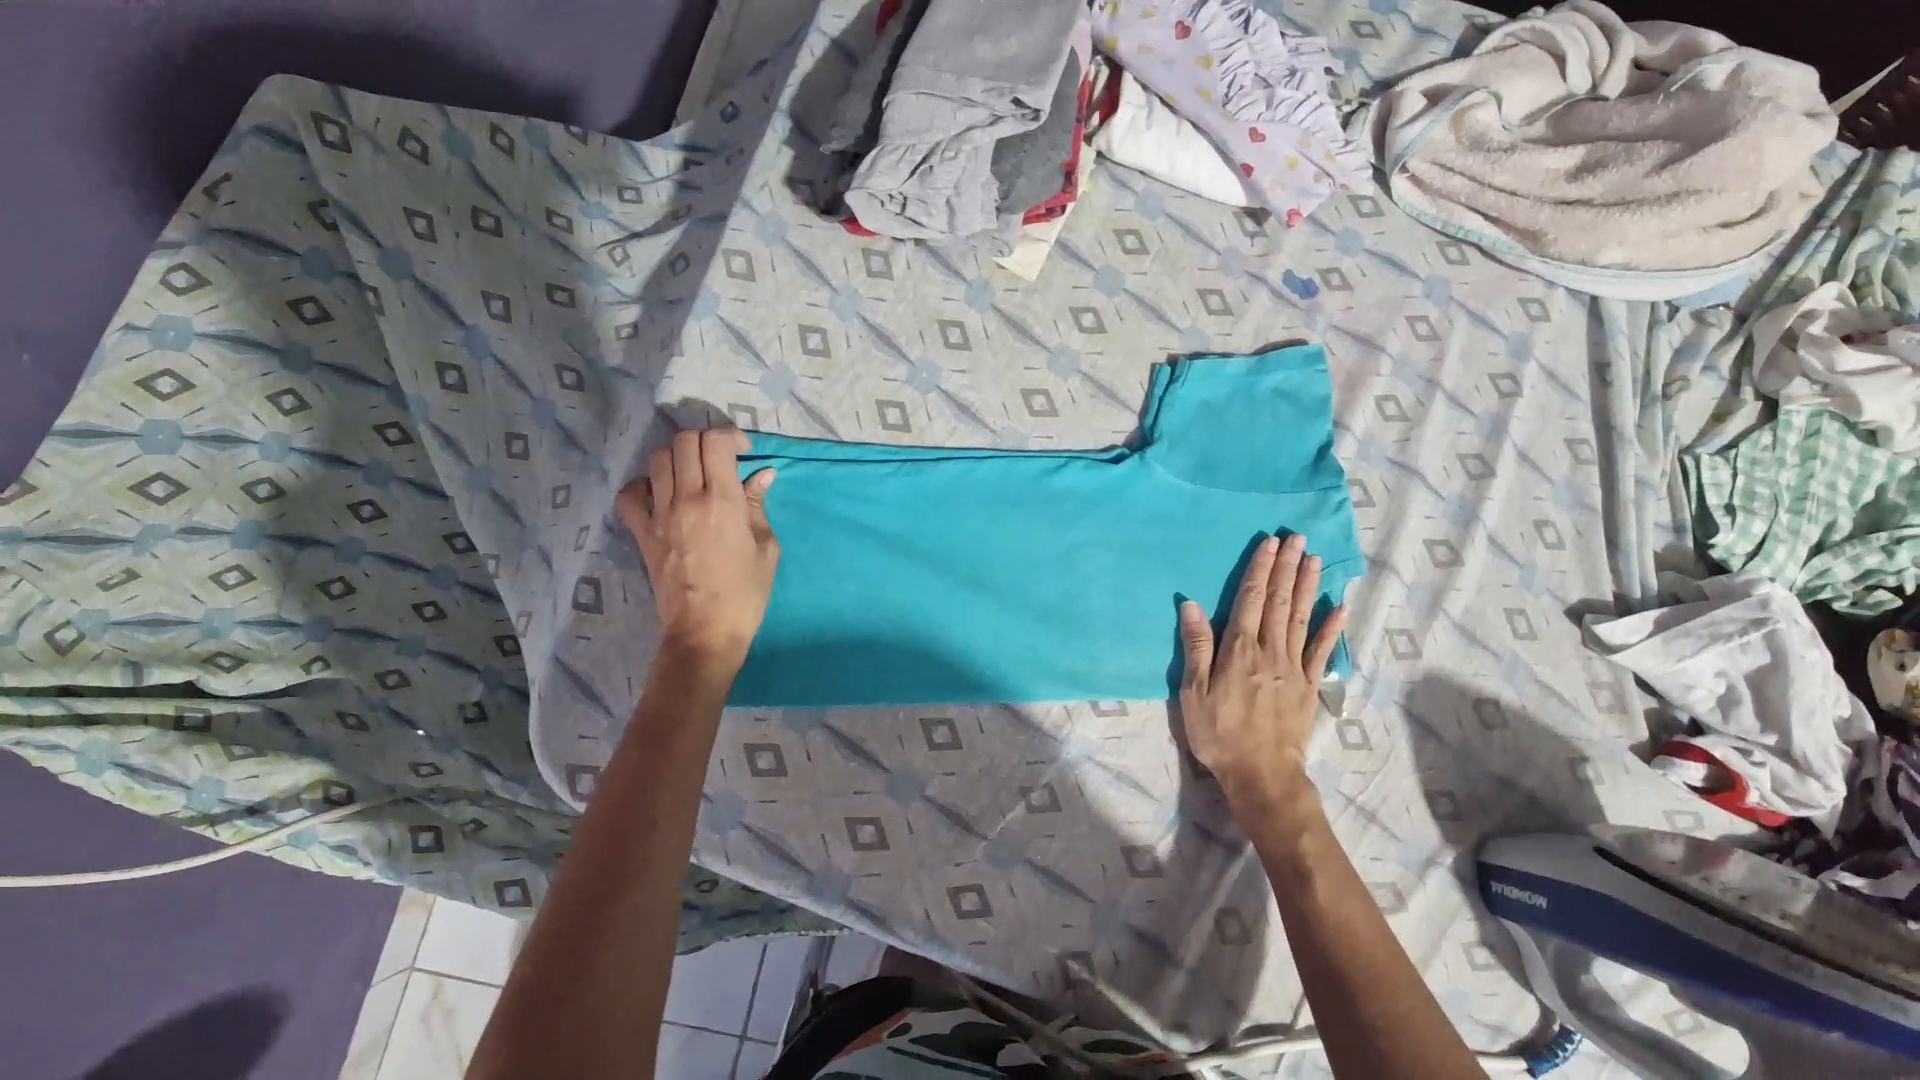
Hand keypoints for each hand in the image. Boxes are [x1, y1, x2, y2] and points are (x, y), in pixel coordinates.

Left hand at [615, 428, 779, 674]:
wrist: (705, 631)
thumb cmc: (746, 594)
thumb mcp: (767, 548)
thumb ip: (758, 506)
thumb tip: (761, 476)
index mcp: (723, 501)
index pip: (716, 442)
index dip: (731, 437)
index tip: (744, 452)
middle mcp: (687, 498)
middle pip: (684, 442)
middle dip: (704, 441)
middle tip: (719, 460)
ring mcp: (660, 515)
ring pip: (658, 460)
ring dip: (677, 458)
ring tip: (692, 474)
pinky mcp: (642, 533)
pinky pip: (630, 495)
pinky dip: (643, 486)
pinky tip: (660, 495)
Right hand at [1178, 533, 1347, 811]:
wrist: (1261, 773)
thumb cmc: (1219, 734)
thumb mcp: (1193, 692)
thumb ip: (1197, 647)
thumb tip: (1191, 605)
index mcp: (1239, 649)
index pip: (1251, 599)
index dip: (1260, 569)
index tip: (1269, 543)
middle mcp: (1270, 650)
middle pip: (1280, 601)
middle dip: (1287, 567)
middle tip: (1297, 538)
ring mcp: (1294, 667)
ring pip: (1302, 618)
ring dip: (1308, 586)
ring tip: (1315, 559)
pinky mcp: (1310, 686)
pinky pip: (1323, 651)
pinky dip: (1332, 628)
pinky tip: (1340, 607)